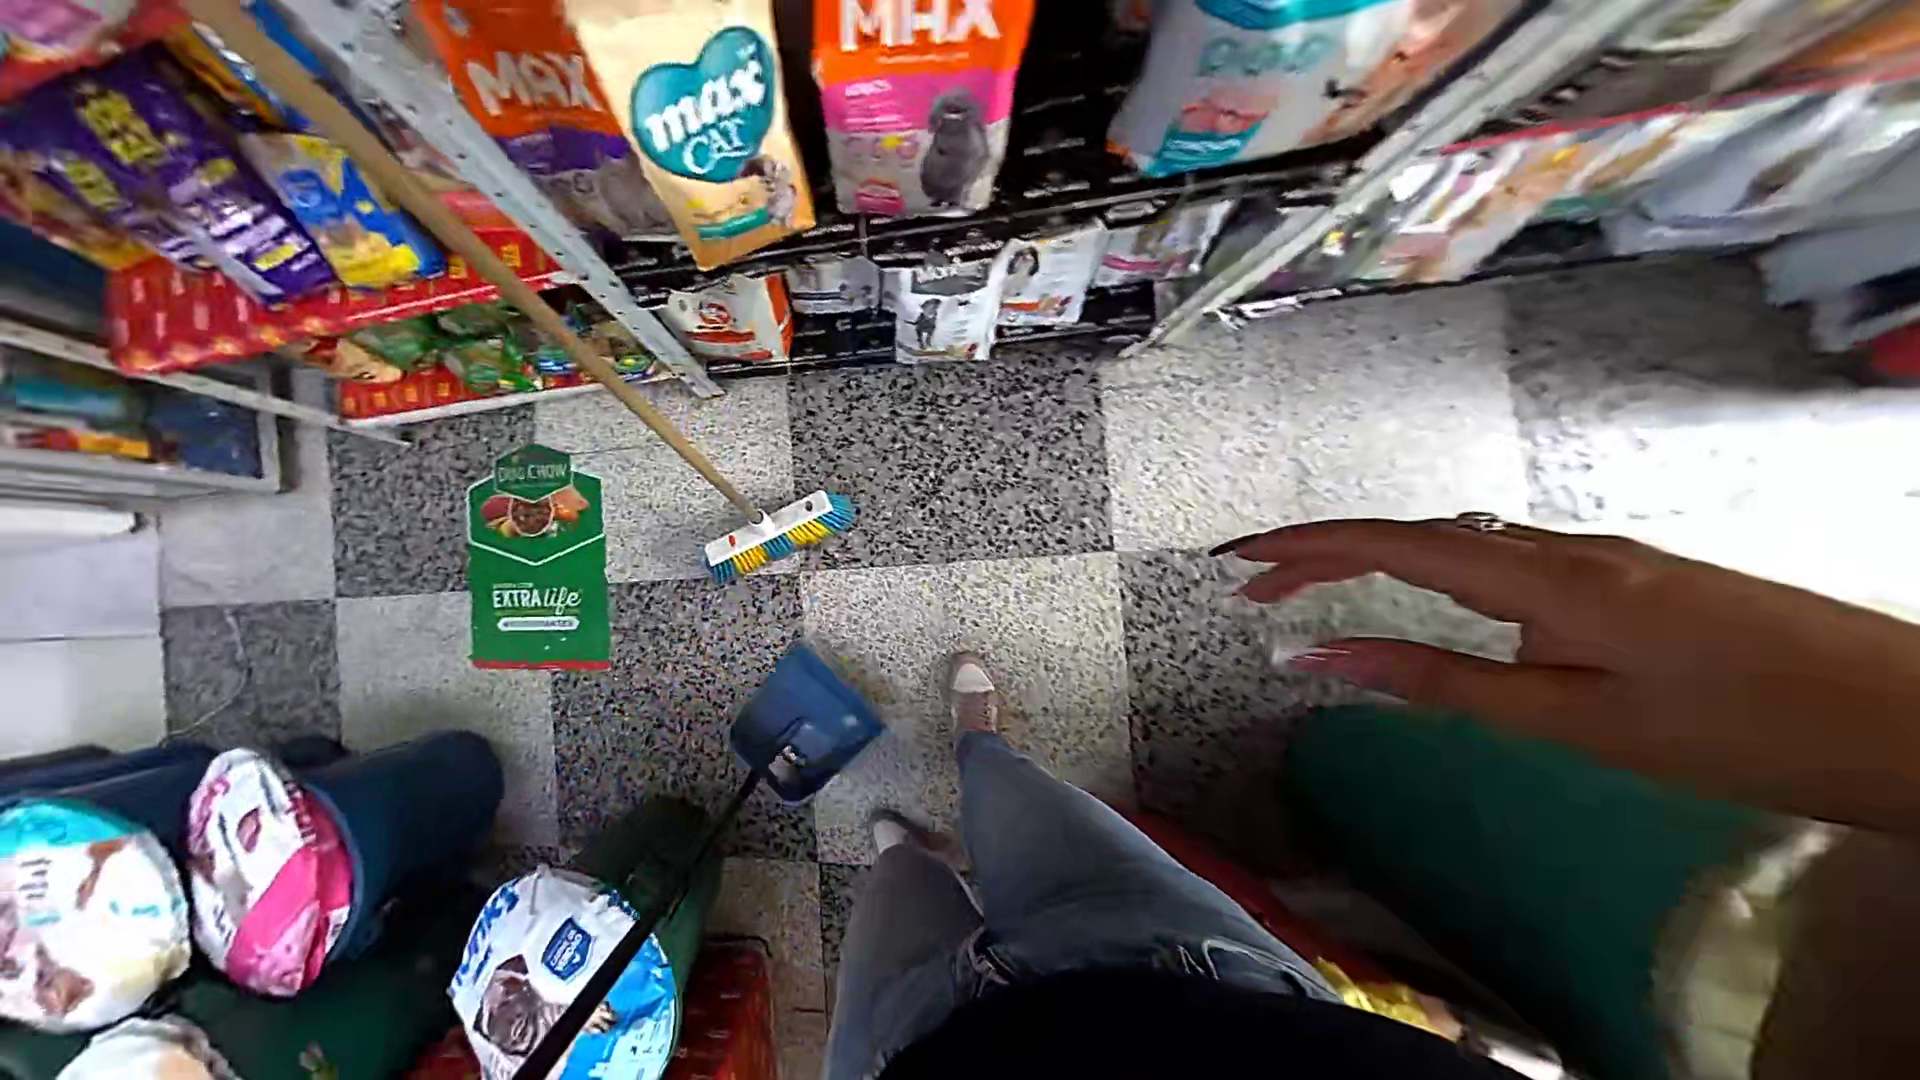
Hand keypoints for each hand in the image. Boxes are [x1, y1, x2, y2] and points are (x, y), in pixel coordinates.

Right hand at [1219, 518, 1919, 835]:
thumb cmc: (1740, 731)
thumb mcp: (1567, 718)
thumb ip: (1435, 679)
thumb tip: (1318, 660)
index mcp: (1537, 577)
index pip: (1388, 543)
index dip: (1303, 544)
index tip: (1239, 555)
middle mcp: (1551, 547)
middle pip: (1405, 533)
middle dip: (1317, 552)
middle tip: (1252, 583)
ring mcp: (1581, 554)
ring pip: (1443, 542)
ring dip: (1363, 559)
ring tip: (1301, 588)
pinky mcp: (1605, 571)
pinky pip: (1482, 556)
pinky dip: (1417, 568)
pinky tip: (1407, 594)